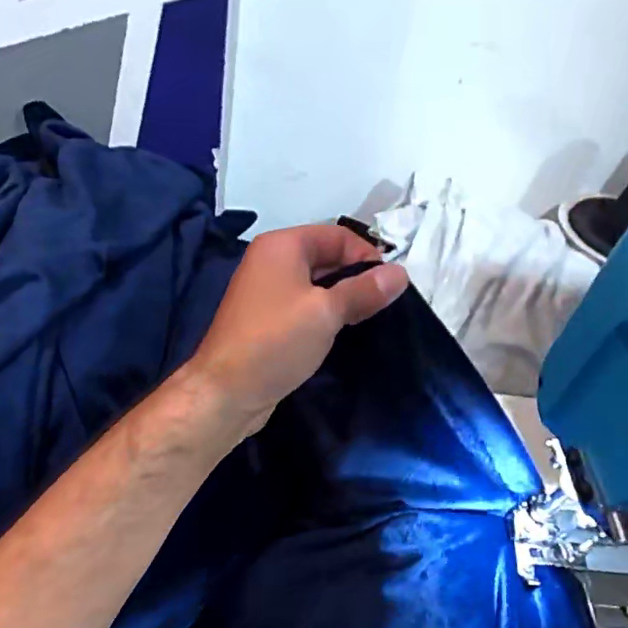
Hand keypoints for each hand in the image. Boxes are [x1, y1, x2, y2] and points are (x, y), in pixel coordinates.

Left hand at [182, 224, 407, 434]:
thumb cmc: (276, 342)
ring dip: (341, 300)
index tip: (391, 286)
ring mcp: (264, 292)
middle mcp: (270, 261)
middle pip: (326, 258)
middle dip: (356, 278)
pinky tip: (339, 334)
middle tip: (382, 306)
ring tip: (366, 321)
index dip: (368, 256)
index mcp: (282, 245)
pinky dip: (322, 316)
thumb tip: (401, 273)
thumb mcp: (326, 313)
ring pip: (315, 286)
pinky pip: (302, 308)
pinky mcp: (264, 321)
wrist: (226, 392)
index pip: (338, 235)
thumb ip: (364, 291)